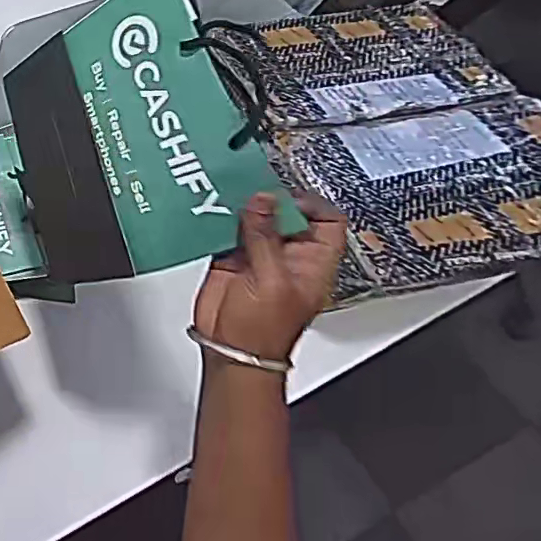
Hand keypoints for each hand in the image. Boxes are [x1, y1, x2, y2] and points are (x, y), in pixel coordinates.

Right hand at [193, 191, 346, 361]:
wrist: (229, 351)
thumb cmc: (262, 332)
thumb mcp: (272, 281)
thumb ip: (265, 238)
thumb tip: (262, 201)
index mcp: (312, 262)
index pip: (327, 221)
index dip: (311, 204)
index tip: (285, 197)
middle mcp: (287, 256)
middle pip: (286, 214)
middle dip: (270, 198)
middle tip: (252, 190)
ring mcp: (258, 255)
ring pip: (256, 217)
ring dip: (243, 206)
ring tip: (231, 194)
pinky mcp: (231, 257)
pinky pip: (227, 228)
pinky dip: (220, 217)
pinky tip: (213, 210)